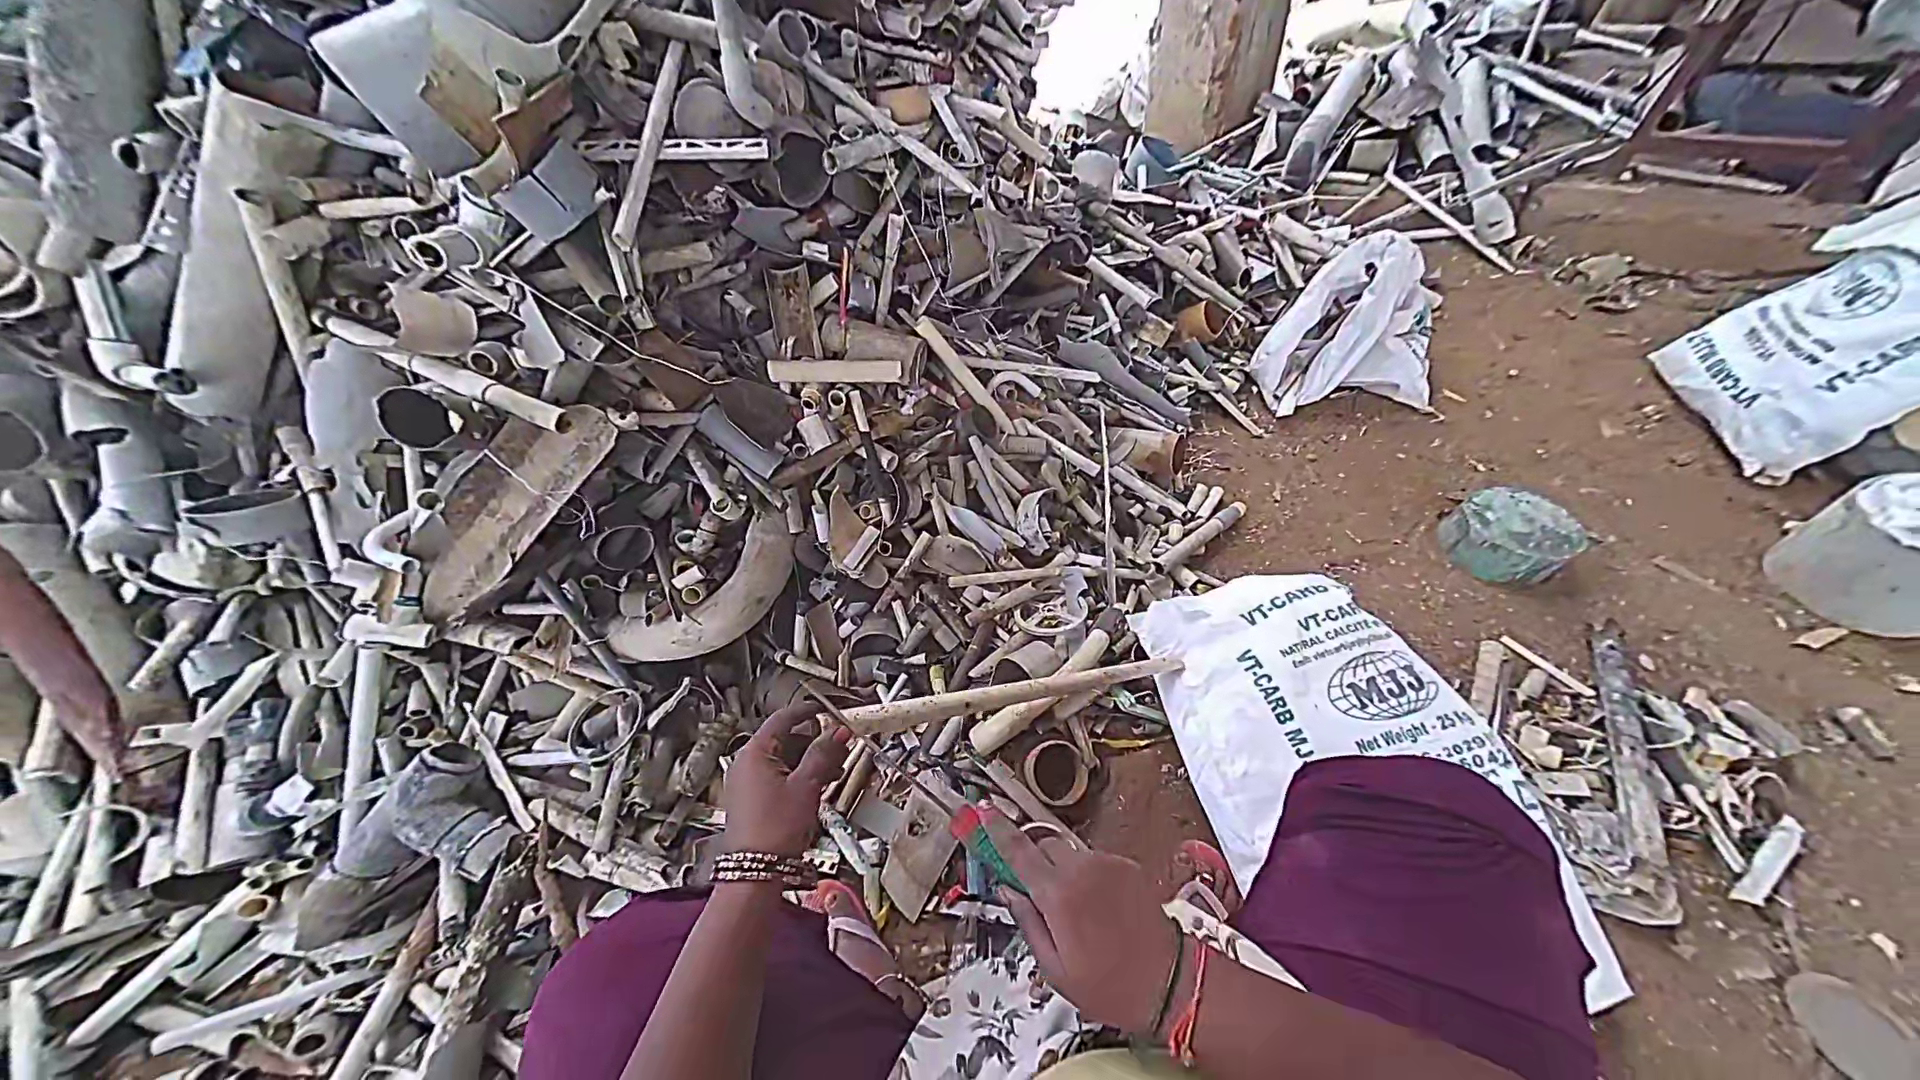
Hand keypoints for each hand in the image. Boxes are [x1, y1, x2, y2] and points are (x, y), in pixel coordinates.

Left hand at [720, 705, 851, 856]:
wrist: (755, 876)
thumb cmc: (774, 830)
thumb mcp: (807, 785)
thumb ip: (824, 753)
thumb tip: (839, 731)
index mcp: (753, 753)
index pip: (783, 718)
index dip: (810, 712)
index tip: (829, 711)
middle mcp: (745, 765)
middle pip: (784, 739)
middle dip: (814, 741)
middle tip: (839, 745)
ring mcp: (746, 784)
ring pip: (783, 759)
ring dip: (810, 760)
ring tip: (834, 768)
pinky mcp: (752, 801)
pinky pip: (778, 777)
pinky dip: (799, 776)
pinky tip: (818, 786)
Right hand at [981, 809, 1181, 1033]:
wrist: (1171, 982)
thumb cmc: (1111, 985)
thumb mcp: (1055, 969)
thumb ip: (1027, 923)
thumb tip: (1010, 892)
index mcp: (1059, 896)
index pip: (1018, 850)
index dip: (996, 829)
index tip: (982, 812)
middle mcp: (1082, 870)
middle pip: (1043, 845)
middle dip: (1033, 861)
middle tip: (1034, 893)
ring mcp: (1107, 864)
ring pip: (1068, 852)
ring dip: (1061, 870)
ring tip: (1075, 912)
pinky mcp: (1125, 865)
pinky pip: (1092, 860)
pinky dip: (1086, 875)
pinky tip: (1097, 908)